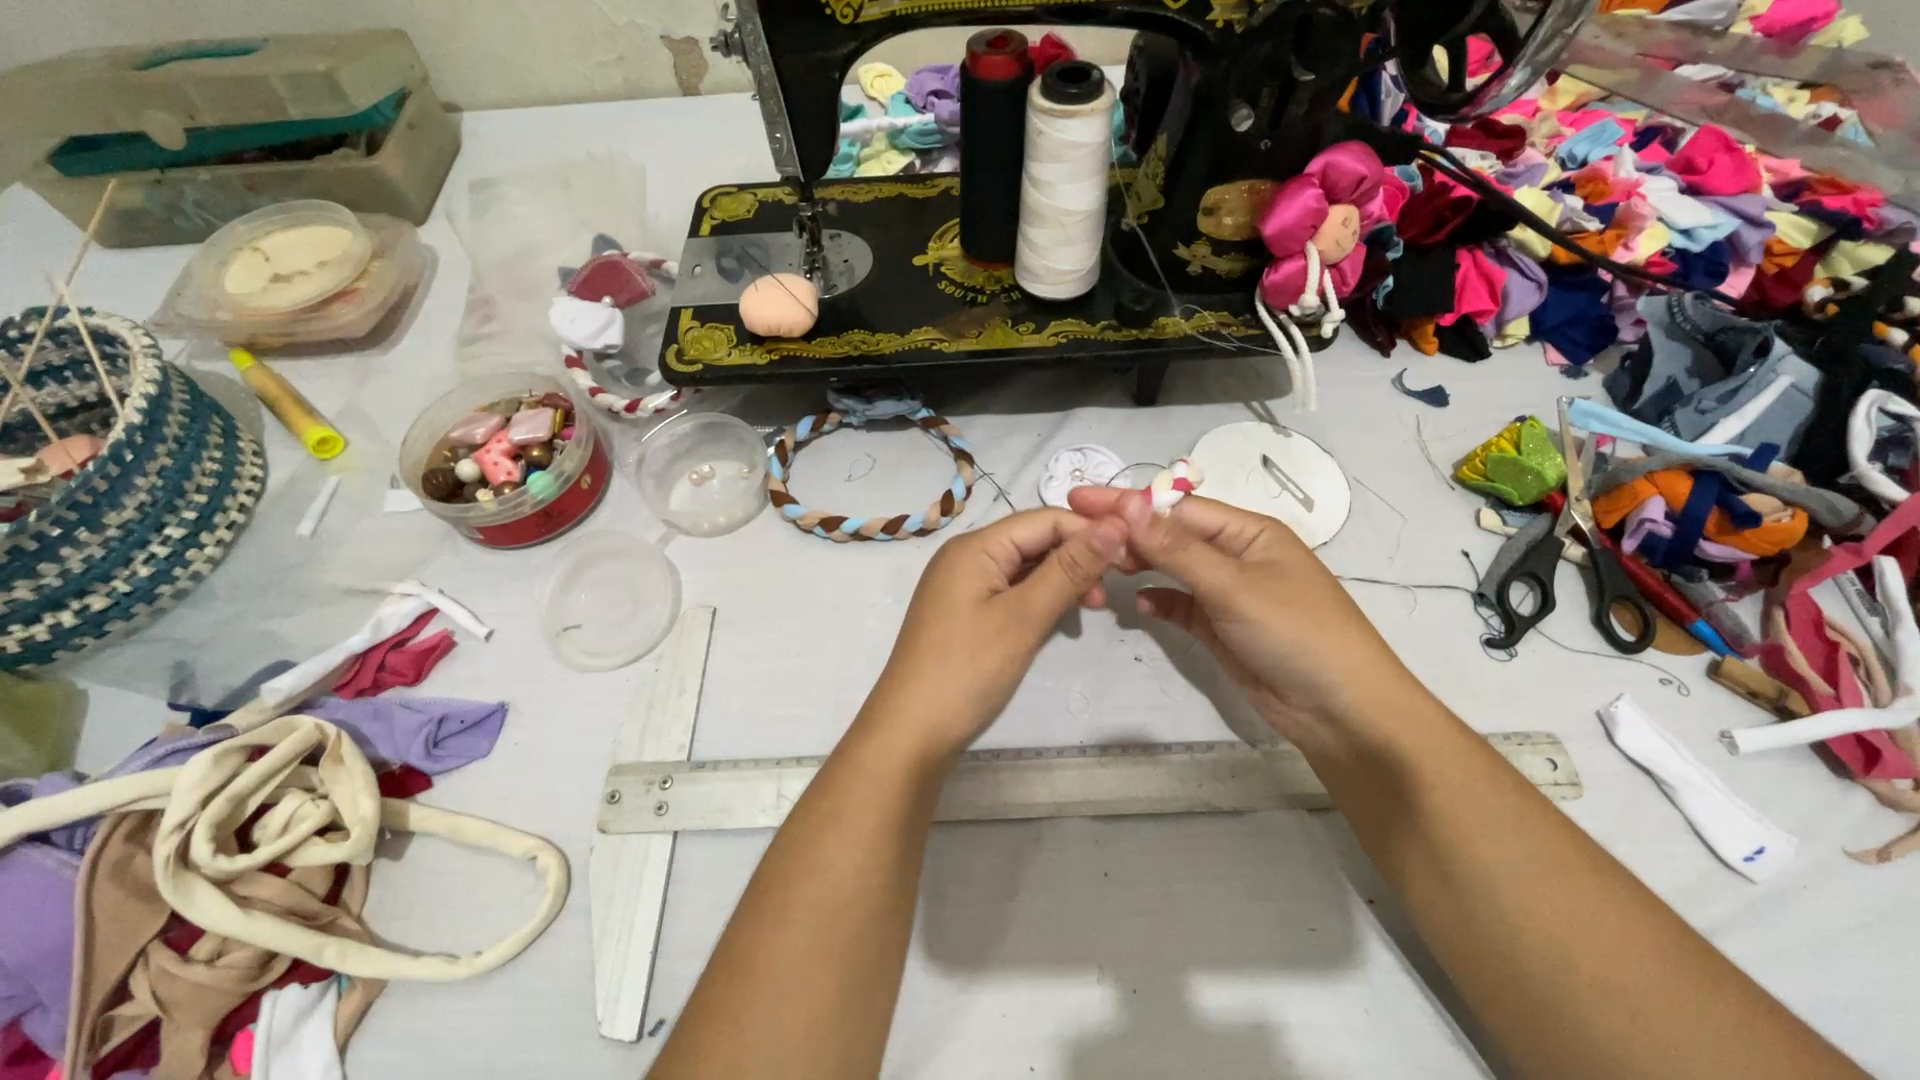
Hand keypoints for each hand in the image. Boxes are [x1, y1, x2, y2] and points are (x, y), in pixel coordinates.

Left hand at [860, 509, 1128, 760]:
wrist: (911, 731)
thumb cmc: (967, 670)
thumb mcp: (1023, 617)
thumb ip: (1069, 569)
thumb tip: (1115, 524)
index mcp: (975, 546)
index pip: (1045, 519)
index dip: (1090, 532)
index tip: (1131, 558)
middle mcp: (966, 556)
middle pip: (1035, 540)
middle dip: (1077, 558)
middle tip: (1109, 596)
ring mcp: (963, 586)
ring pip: (1026, 567)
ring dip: (1062, 582)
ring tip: (1091, 611)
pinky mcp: (966, 613)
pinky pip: (1012, 592)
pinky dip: (1041, 601)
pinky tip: (1061, 621)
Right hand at [1068, 488, 1426, 748]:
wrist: (1340, 710)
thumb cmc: (1295, 633)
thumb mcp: (1233, 586)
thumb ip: (1177, 548)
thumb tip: (1127, 506)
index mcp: (1249, 532)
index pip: (1178, 507)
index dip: (1128, 502)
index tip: (1080, 499)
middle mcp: (1237, 556)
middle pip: (1173, 535)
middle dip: (1129, 532)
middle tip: (1078, 534)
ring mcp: (1230, 594)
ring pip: (1174, 569)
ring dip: (1141, 565)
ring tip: (1102, 567)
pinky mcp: (1223, 629)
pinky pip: (1182, 606)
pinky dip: (1160, 603)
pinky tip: (1139, 607)